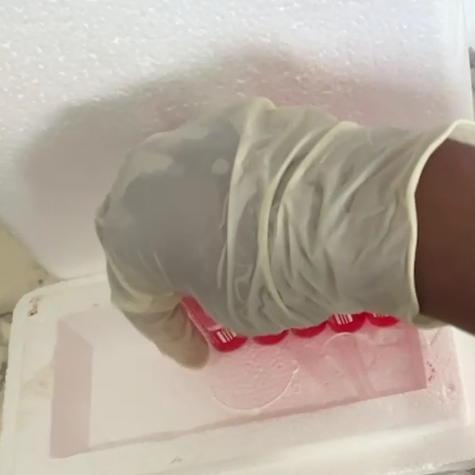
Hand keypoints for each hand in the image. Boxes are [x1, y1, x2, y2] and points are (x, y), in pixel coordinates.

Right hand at [94, 98, 474, 337]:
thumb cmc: (276, 278)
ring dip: (205, 222)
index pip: (136, 291)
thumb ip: (210, 294)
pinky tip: (274, 218)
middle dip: (169, 264)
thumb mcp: (234, 311)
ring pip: (188, 187)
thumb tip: (224, 275)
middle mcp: (150, 171)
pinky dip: (247, 196)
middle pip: (149, 225)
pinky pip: (235, 167)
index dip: (167, 332)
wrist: (342, 214)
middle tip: (197, 296)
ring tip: (235, 253)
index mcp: (131, 227)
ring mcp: (200, 135)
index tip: (198, 355)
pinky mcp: (251, 119)